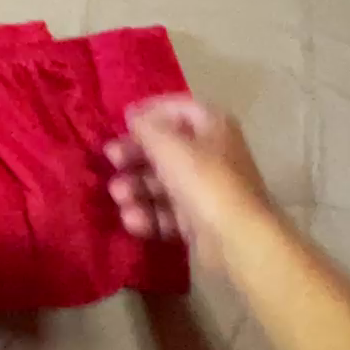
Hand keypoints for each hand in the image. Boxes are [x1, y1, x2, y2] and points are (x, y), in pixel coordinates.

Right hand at [104, 95, 271, 261]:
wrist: (237, 240)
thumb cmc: (204, 181)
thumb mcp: (169, 145)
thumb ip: (146, 126)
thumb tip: (133, 115)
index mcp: (214, 128)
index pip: (180, 109)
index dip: (151, 112)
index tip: (123, 121)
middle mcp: (212, 155)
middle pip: (166, 148)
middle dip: (135, 155)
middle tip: (112, 159)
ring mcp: (206, 191)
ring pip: (163, 183)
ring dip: (136, 188)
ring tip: (120, 196)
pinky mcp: (199, 222)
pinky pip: (168, 212)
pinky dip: (149, 215)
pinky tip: (133, 220)